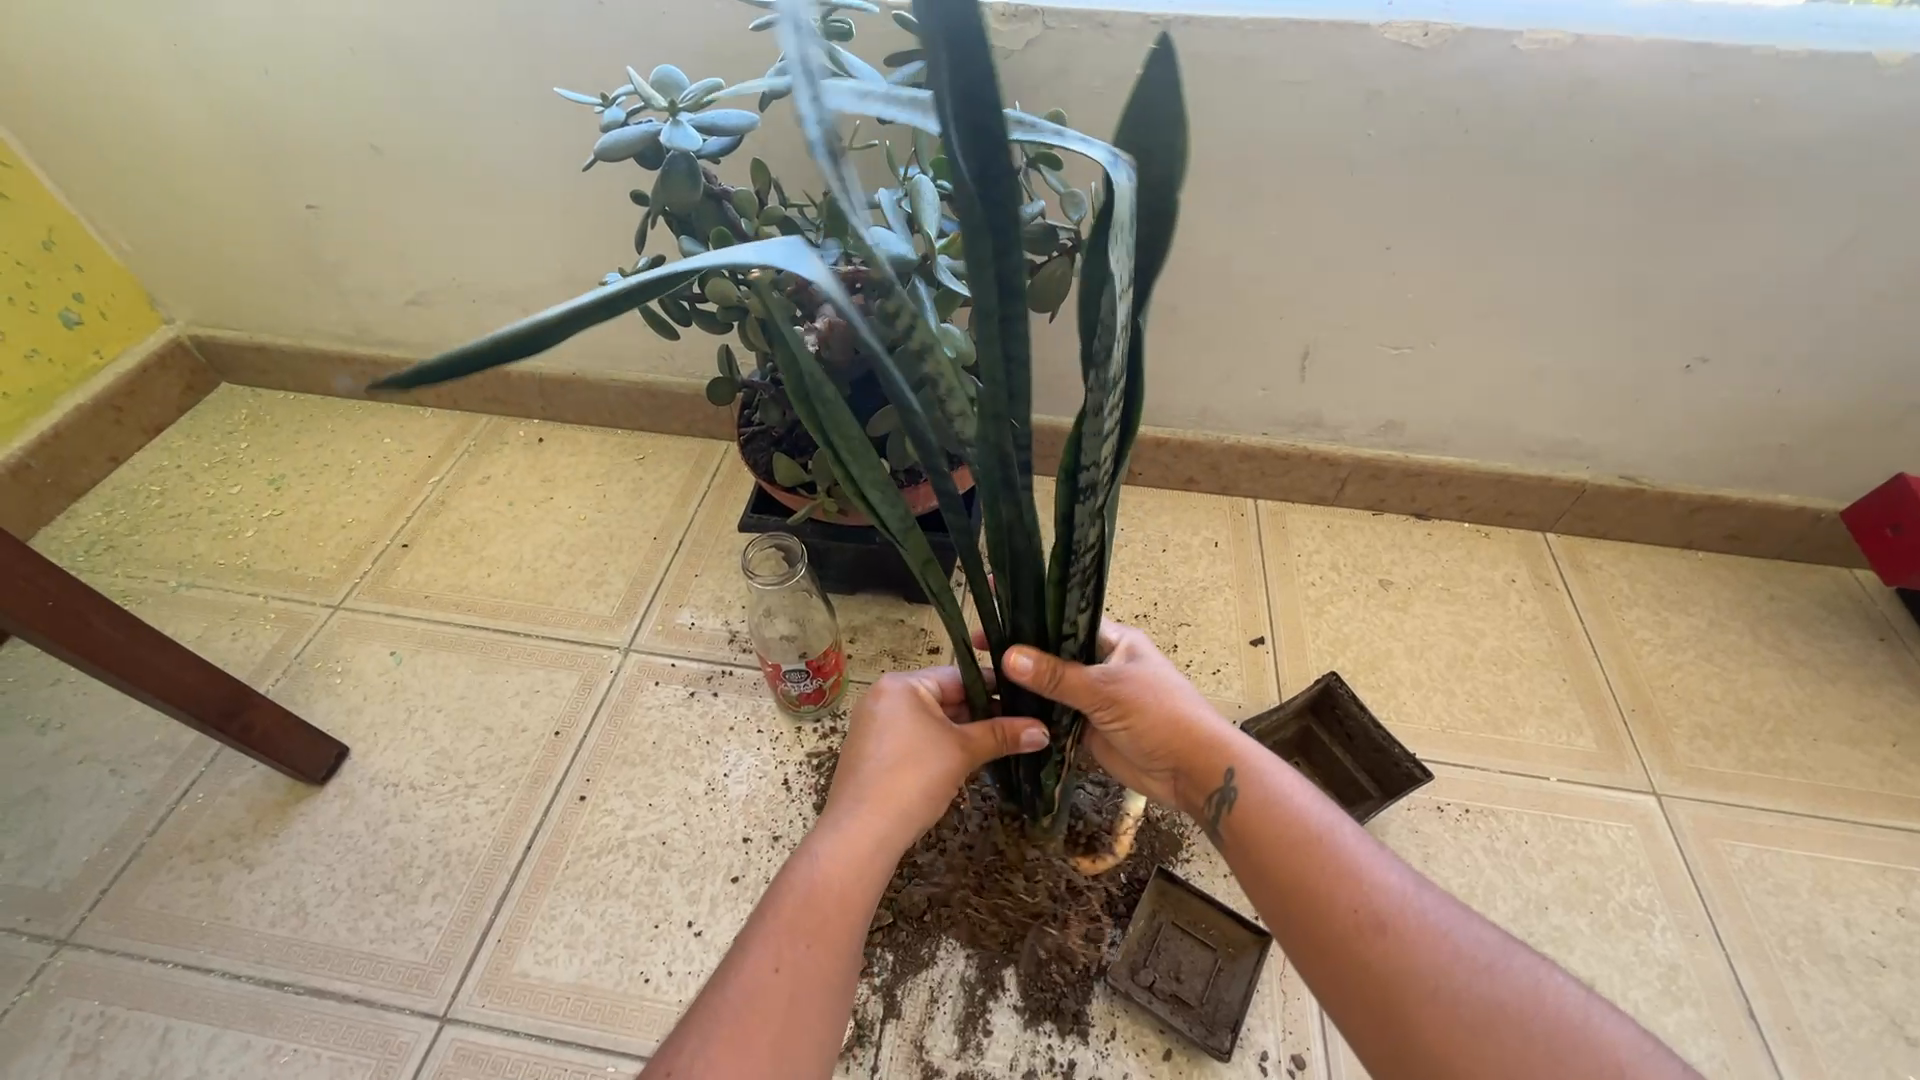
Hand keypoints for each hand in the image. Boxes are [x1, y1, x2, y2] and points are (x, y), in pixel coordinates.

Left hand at [819, 666, 1049, 854]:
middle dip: (981, 714)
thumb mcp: (963, 752)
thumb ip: (1002, 735)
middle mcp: (885, 696)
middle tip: (1022, 724)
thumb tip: (1043, 731)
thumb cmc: (913, 779)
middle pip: (944, 698)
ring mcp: (875, 725)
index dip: (995, 689)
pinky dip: (940, 746)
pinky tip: (966, 761)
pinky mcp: (873, 752)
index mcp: (902, 684)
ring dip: (963, 733)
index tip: (1027, 698)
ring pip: (931, 721)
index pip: (959, 676)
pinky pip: (915, 738)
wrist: (861, 834)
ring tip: (1003, 742)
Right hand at [994, 621, 1233, 815]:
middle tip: (975, 646)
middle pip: (1053, 653)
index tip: (994, 609)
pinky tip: (998, 710)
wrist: (1193, 772)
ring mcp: (1094, 697)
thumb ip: (1057, 675)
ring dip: (1022, 686)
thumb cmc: (1160, 716)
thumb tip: (1008, 656)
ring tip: (977, 677)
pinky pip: (1053, 717)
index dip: (1030, 615)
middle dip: (1019, 651)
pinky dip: (1031, 715)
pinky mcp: (1087, 729)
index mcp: (1114, 640)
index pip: (1065, 619)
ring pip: (1050, 686)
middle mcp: (1101, 663)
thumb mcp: (1107, 689)